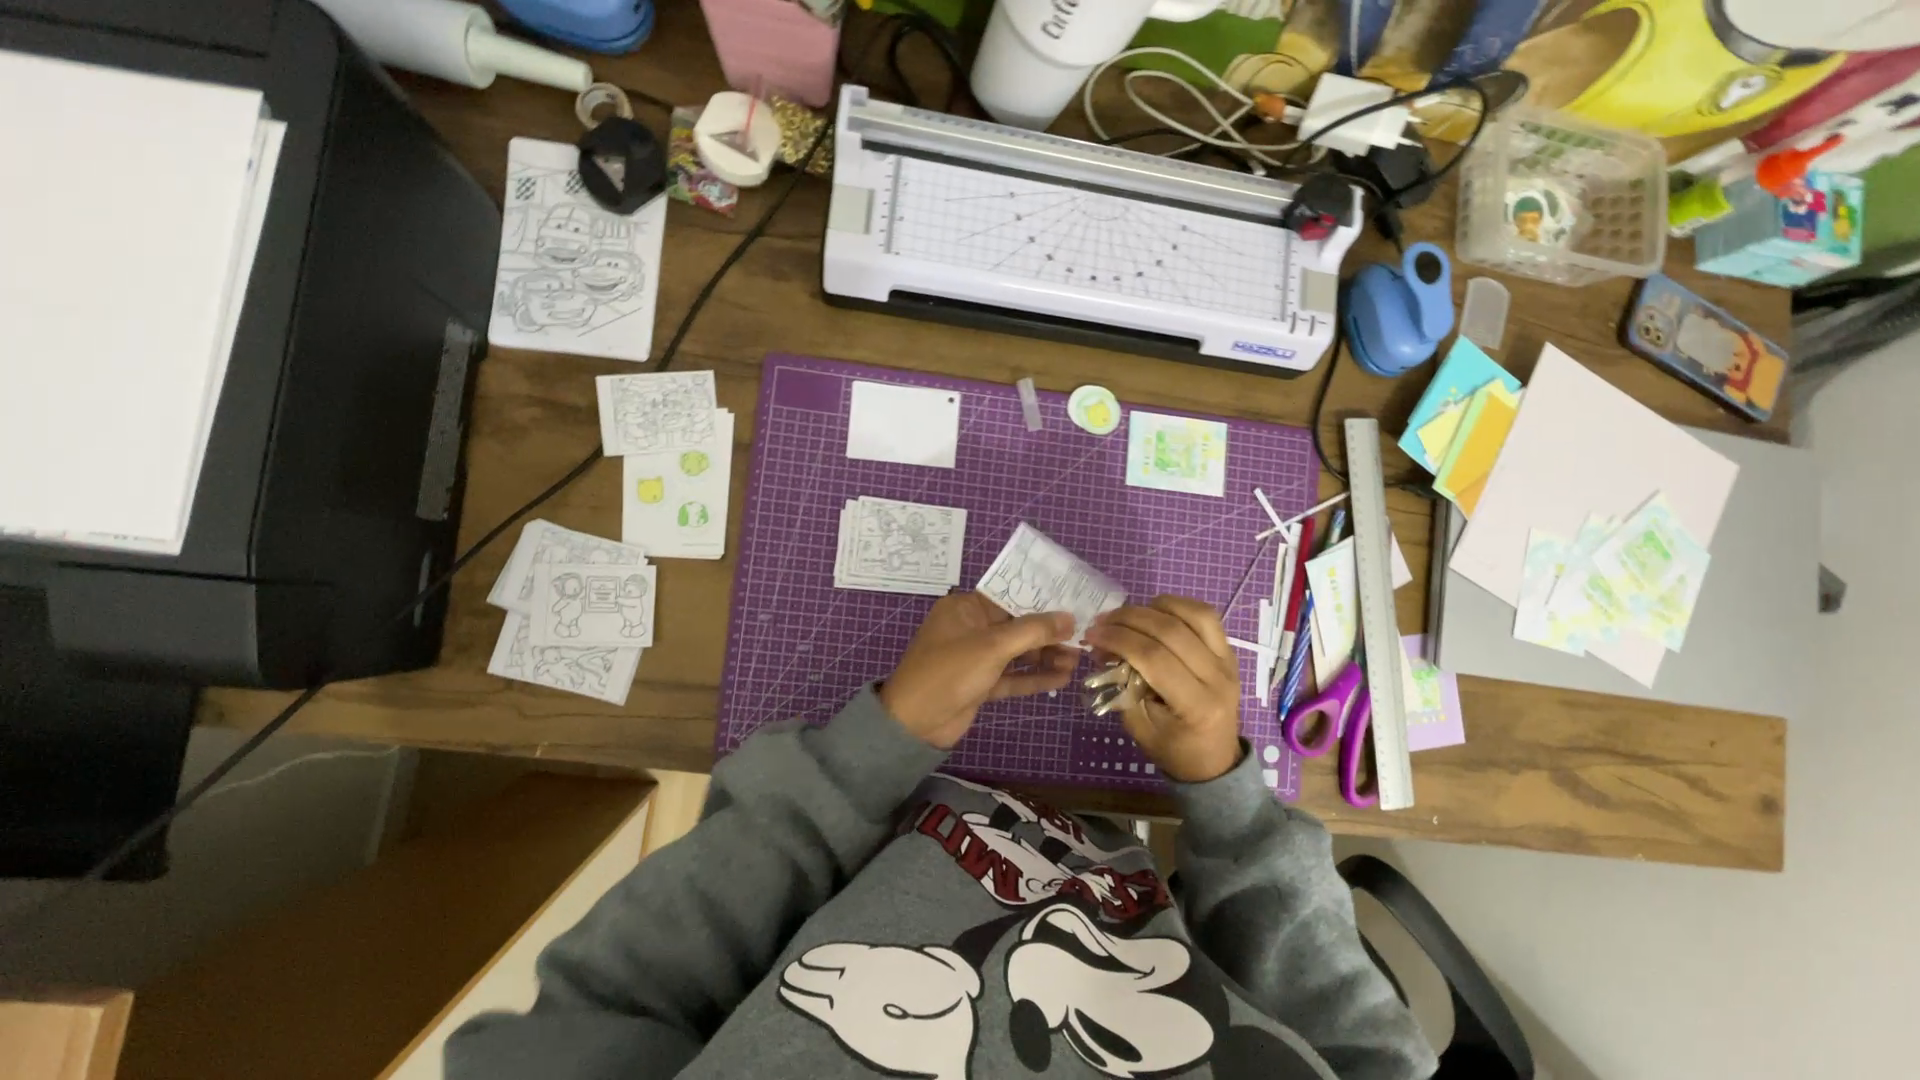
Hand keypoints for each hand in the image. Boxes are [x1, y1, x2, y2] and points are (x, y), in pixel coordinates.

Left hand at [879, 593, 1077, 748]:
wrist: (915, 723)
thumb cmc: (950, 672)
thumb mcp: (993, 647)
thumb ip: (1033, 630)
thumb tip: (1068, 618)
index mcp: (965, 608)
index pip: (1011, 597)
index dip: (1043, 601)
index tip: (1075, 604)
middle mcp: (971, 628)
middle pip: (1018, 625)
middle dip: (1050, 632)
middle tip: (1084, 638)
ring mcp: (976, 658)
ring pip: (1018, 652)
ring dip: (1046, 655)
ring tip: (1079, 659)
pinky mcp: (981, 684)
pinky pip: (1013, 675)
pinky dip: (1035, 676)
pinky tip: (1062, 678)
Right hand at [1084, 596, 1242, 782]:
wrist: (1215, 761)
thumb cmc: (1174, 750)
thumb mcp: (1139, 727)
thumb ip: (1124, 688)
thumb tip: (1107, 650)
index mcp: (1197, 706)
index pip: (1154, 657)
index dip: (1119, 640)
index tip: (1092, 635)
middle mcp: (1218, 678)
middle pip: (1171, 631)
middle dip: (1129, 620)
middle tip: (1101, 622)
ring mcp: (1228, 662)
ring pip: (1194, 615)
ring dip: (1155, 607)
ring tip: (1129, 615)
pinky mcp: (1229, 652)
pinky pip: (1206, 617)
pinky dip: (1177, 606)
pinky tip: (1155, 613)